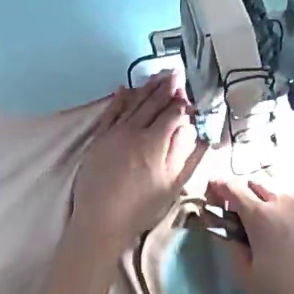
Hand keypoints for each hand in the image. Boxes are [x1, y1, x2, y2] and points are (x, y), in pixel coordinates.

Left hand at [67, 72, 205, 252]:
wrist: (101, 220)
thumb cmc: (141, 207)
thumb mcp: (172, 185)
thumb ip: (185, 155)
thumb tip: (195, 133)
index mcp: (154, 142)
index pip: (172, 114)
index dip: (182, 104)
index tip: (189, 96)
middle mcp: (133, 131)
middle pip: (152, 103)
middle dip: (166, 87)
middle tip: (176, 73)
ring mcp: (113, 133)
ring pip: (132, 103)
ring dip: (146, 88)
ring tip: (157, 75)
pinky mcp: (98, 139)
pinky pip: (110, 112)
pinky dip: (119, 99)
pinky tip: (125, 88)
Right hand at [207, 178, 293, 293]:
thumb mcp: (248, 277)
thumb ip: (233, 246)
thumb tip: (229, 229)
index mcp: (261, 216)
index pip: (233, 189)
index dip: (220, 186)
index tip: (213, 188)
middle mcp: (287, 202)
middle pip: (260, 187)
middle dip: (249, 198)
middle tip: (248, 219)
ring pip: (287, 198)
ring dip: (277, 208)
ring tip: (281, 234)